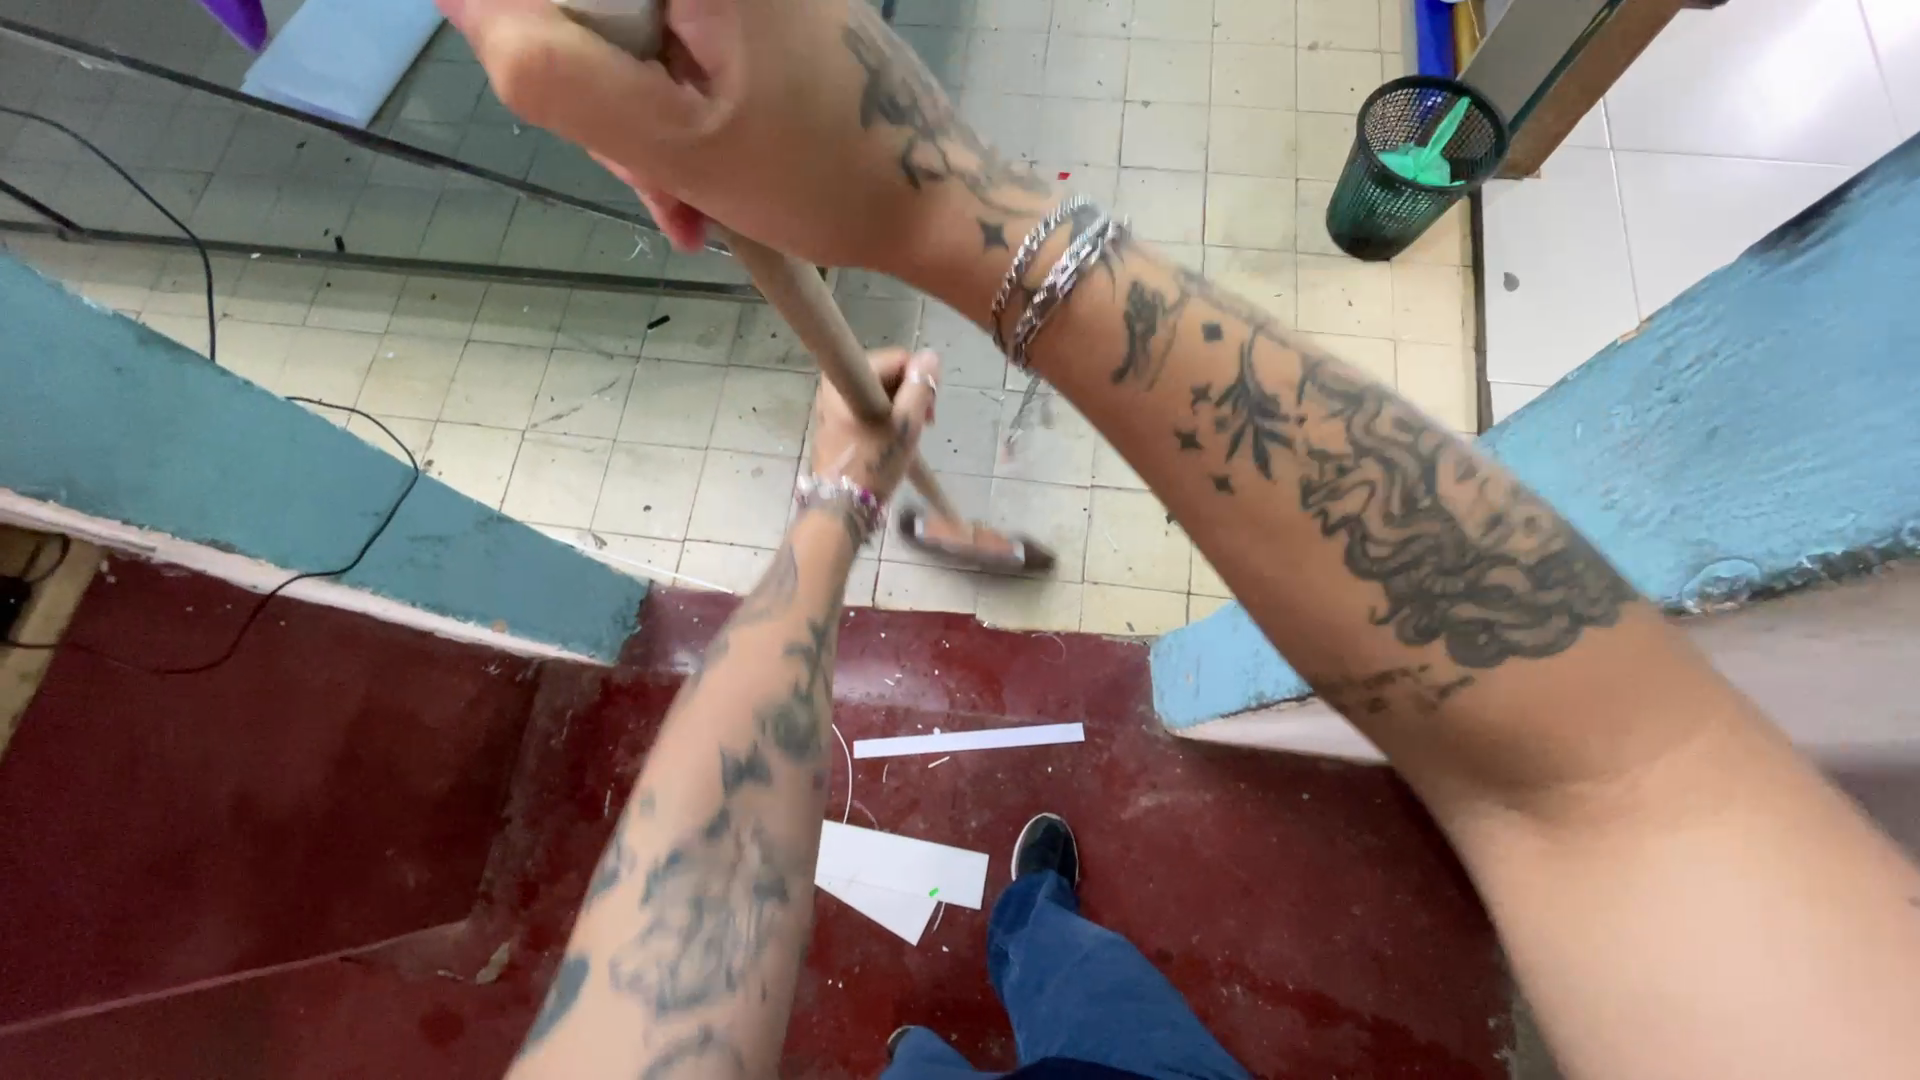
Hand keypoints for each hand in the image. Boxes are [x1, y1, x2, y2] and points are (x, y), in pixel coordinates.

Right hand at [438, 0, 1051, 276]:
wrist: (933, 205)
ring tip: (691, 205)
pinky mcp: (765, 16)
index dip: (540, 42)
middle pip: (592, 11)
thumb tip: (463, 1)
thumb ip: (550, 68)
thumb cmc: (823, 181)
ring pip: (636, 43)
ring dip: (647, 133)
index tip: (581, 114)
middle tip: (659, 189)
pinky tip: (706, 187)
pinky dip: (684, 123)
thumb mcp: (675, 144)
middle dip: (606, 106)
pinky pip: (685, 58)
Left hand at [810, 348, 938, 502]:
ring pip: (882, 393)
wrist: (842, 506)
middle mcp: (834, 384)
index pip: (897, 359)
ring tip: (911, 437)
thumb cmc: (874, 464)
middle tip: (925, 425)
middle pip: (888, 374)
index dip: (920, 380)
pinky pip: (870, 408)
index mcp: (846, 378)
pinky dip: (887, 419)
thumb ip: (920, 388)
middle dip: (911, 396)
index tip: (930, 411)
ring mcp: (833, 404)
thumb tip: (930, 356)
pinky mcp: (836, 422)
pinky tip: (895, 441)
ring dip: (903, 410)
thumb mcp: (905, 427)